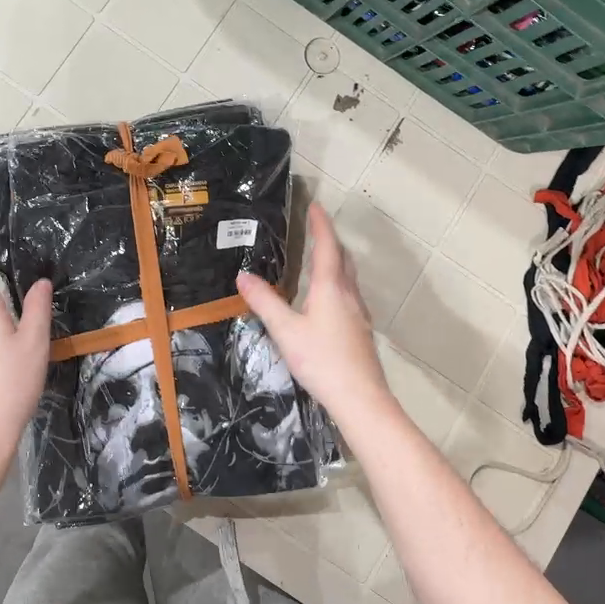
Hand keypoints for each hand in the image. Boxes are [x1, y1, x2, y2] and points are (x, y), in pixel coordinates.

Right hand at [236, 204, 392, 425]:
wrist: (360, 398)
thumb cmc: (322, 360)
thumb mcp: (286, 331)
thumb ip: (265, 302)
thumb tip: (243, 276)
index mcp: (330, 288)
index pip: (326, 246)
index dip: (320, 224)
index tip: (315, 205)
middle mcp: (349, 295)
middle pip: (343, 258)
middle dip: (330, 240)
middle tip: (315, 229)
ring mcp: (359, 314)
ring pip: (349, 278)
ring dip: (337, 262)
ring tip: (320, 259)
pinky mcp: (361, 331)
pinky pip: (350, 295)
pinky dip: (339, 284)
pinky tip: (329, 301)